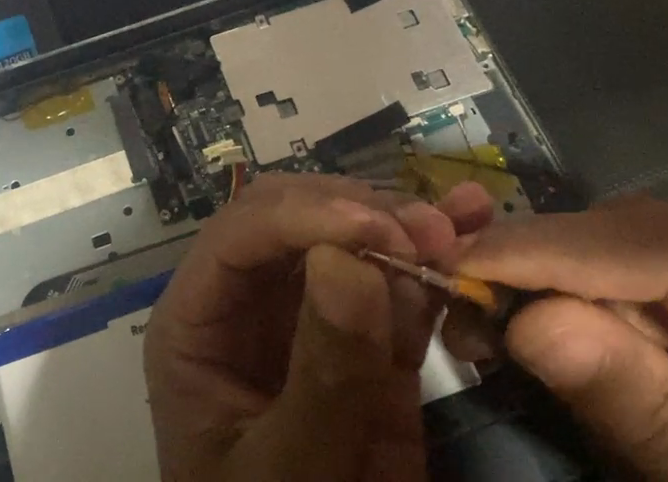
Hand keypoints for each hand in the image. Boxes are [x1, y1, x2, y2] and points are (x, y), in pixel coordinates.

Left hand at [144, 174, 495, 481]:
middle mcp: (248, 306)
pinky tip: (468, 234)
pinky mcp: (368, 349)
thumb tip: (347, 260)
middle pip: (291, 221)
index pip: (238, 236)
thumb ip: (321, 375)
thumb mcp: (287, 471)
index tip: (377, 225)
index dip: (304, 215)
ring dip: (401, 223)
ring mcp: (309, 322)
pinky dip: (431, 267)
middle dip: (356, 211)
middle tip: (429, 228)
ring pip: (346, 243)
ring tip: (458, 222)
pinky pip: (394, 293)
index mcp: (198, 324)